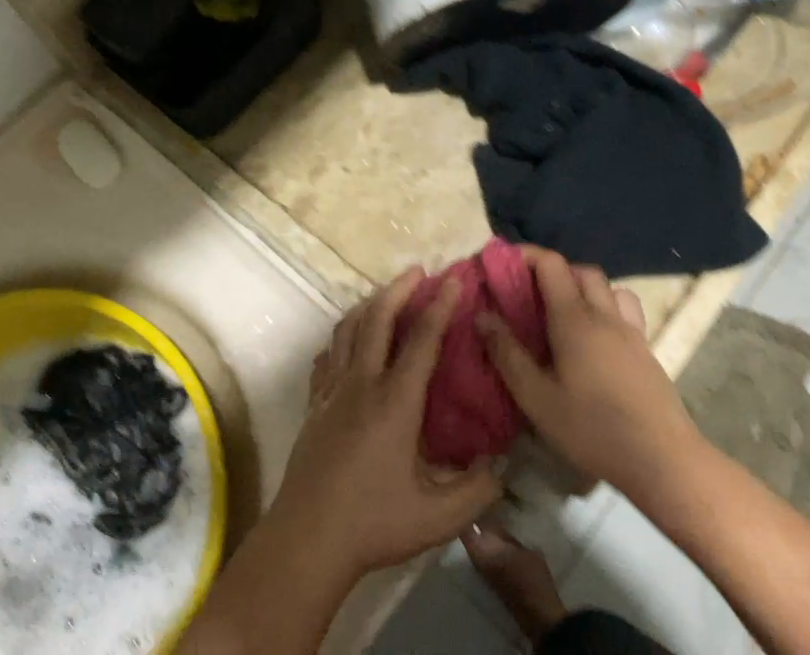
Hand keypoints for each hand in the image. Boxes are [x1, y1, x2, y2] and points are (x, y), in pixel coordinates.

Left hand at [264, 268, 503, 579]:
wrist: (308, 537)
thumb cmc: (375, 524)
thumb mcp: (440, 516)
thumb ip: (478, 488)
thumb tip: (501, 465)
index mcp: (395, 402)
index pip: (422, 341)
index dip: (441, 306)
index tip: (455, 280)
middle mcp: (361, 385)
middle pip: (378, 320)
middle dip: (399, 290)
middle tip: (418, 271)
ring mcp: (332, 393)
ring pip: (348, 331)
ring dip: (369, 306)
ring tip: (386, 296)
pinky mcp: (314, 406)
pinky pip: (328, 357)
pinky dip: (342, 338)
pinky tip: (349, 344)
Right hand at [477, 248, 705, 500]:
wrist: (662, 458)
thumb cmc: (591, 428)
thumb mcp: (536, 397)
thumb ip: (507, 354)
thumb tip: (482, 315)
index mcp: (575, 319)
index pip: (551, 265)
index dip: (525, 255)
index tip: (499, 263)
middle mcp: (605, 315)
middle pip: (581, 270)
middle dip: (552, 270)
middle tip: (526, 292)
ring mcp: (631, 331)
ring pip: (608, 288)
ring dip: (582, 287)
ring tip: (561, 312)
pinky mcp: (646, 350)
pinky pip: (624, 310)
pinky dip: (604, 307)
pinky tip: (592, 338)